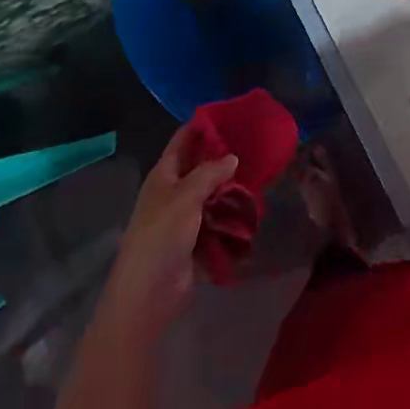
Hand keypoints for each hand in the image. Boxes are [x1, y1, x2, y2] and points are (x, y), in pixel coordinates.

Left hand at [101, 124, 238, 337]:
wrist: (148, 292)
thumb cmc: (162, 235)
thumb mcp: (185, 196)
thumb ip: (210, 173)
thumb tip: (232, 157)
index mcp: (163, 175)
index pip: (182, 141)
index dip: (202, 126)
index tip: (230, 116)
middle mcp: (172, 192)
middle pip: (200, 168)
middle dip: (223, 159)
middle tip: (255, 147)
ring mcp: (183, 218)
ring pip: (211, 195)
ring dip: (231, 190)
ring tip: (261, 178)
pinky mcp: (195, 242)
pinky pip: (217, 222)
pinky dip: (231, 217)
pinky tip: (252, 211)